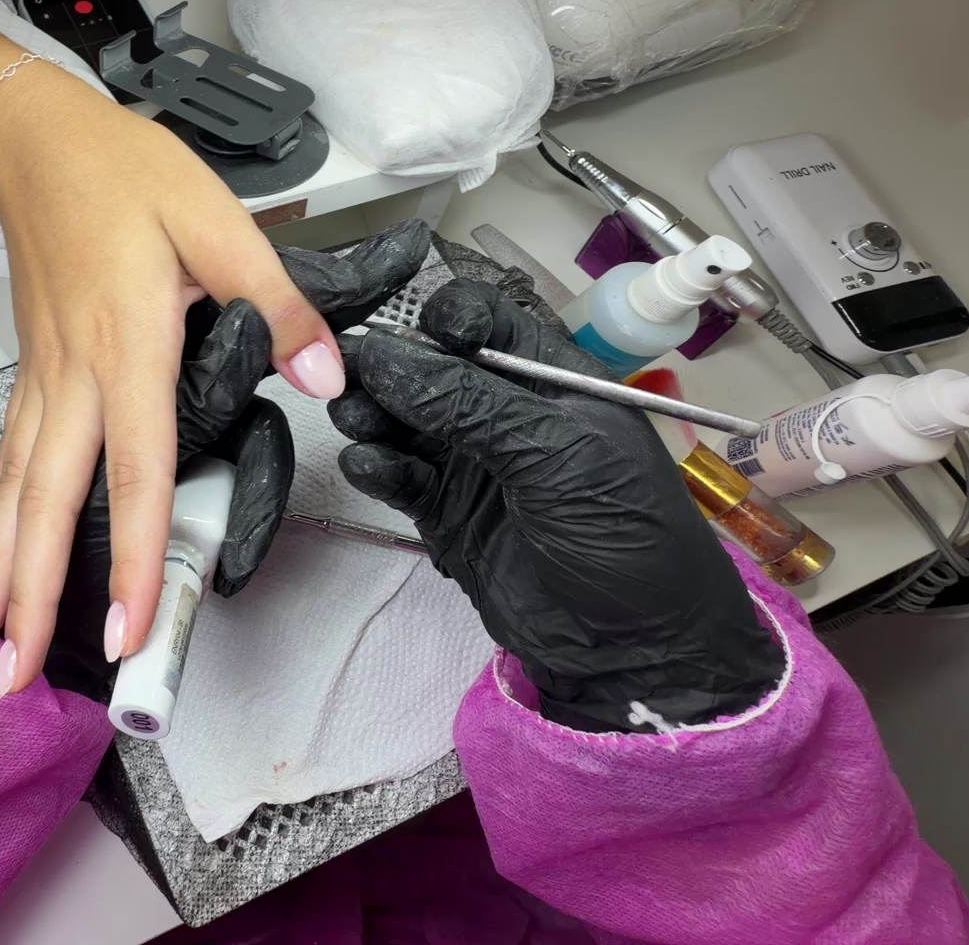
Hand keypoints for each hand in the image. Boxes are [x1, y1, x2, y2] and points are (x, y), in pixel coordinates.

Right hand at [0, 82, 352, 696]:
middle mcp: (75, 378)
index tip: (123, 631)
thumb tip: (327, 378)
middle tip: (10, 674)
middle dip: (31, 595)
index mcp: (128, 347)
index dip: (129, 556)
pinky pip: (10, 457)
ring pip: (15, 488)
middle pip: (48, 503)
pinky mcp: (30, 370)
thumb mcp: (217, 222)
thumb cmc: (124, 178)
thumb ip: (274, 303)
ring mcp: (43, 377)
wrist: (38, 149)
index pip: (134, 473)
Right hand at [329, 278, 782, 732]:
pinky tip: (368, 466)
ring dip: (371, 414)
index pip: (485, 323)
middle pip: (425, 369)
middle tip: (342, 376)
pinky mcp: (437, 507)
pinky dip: (375, 465)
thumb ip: (467, 404)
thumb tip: (380, 358)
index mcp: (546, 380)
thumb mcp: (557, 456)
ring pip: (399, 419)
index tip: (402, 333)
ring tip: (354, 421)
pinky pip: (395, 472)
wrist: (627, 649)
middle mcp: (499, 411)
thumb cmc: (621, 535)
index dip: (441, 319)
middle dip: (385, 368)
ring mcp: (465, 461)